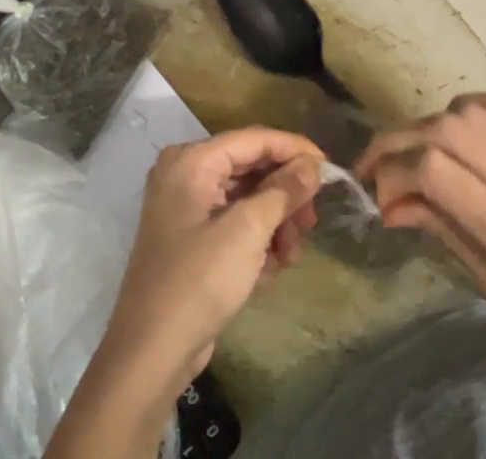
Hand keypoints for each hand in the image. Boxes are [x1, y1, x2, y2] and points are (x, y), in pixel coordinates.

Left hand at [102, 128, 323, 389]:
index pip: (253, 139)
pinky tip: (269, 271)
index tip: (331, 170)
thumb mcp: (247, 231)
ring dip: (274, 224)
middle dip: (285, 195)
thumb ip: (282, 191)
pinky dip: (256, 242)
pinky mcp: (191, 239)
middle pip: (250, 169)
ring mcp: (186, 208)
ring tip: (290, 256)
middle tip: (312, 222)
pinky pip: (234, 225)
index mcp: (190, 161)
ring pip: (246, 199)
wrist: (153, 347)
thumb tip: (311, 164)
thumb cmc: (199, 280)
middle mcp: (184, 175)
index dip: (294, 149)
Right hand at [356, 91, 485, 376]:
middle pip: (442, 131)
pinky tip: (461, 129)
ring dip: (428, 125)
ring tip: (417, 152)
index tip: (381, 199)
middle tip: (378, 167)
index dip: (391, 175)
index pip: (432, 171)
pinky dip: (470, 108)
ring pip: (468, 111)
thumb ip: (453, 241)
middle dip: (394, 143)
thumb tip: (396, 207)